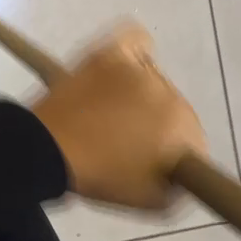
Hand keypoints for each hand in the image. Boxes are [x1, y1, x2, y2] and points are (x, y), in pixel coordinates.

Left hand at [30, 24, 205, 209]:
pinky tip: (126, 66)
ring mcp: (136, 68)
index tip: (150, 159)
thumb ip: (181, 184)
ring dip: (140, 94)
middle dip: (155, 123)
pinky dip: (136, 51)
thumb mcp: (155, 200)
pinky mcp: (109, 52)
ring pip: (153, 80)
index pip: (193, 138)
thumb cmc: (99, 176)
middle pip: (173, 107)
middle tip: (124, 135)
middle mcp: (167, 90)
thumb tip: (181, 167)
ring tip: (112, 109)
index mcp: (182, 126)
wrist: (47, 147)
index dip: (173, 152)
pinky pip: (136, 41)